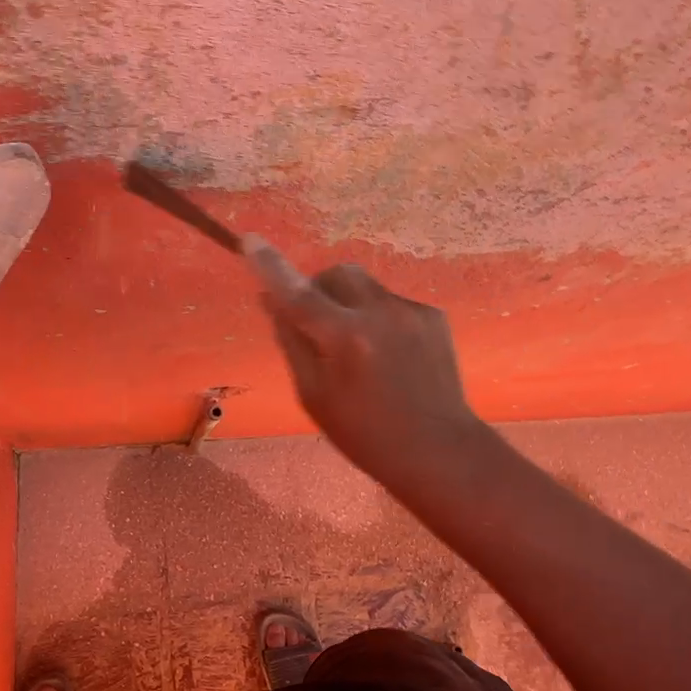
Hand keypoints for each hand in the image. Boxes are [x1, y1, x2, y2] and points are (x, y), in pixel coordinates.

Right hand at [245, 237, 480, 472]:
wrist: (439, 450)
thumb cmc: (364, 433)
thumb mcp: (314, 395)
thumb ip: (291, 342)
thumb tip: (270, 300)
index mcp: (345, 338)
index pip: (298, 293)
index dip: (271, 266)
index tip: (250, 239)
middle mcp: (379, 313)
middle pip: (337, 274)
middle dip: (319, 288)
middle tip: (316, 323)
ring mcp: (411, 311)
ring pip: (365, 286)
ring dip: (350, 303)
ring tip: (359, 347)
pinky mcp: (433, 315)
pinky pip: (391, 301)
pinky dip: (378, 317)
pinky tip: (389, 355)